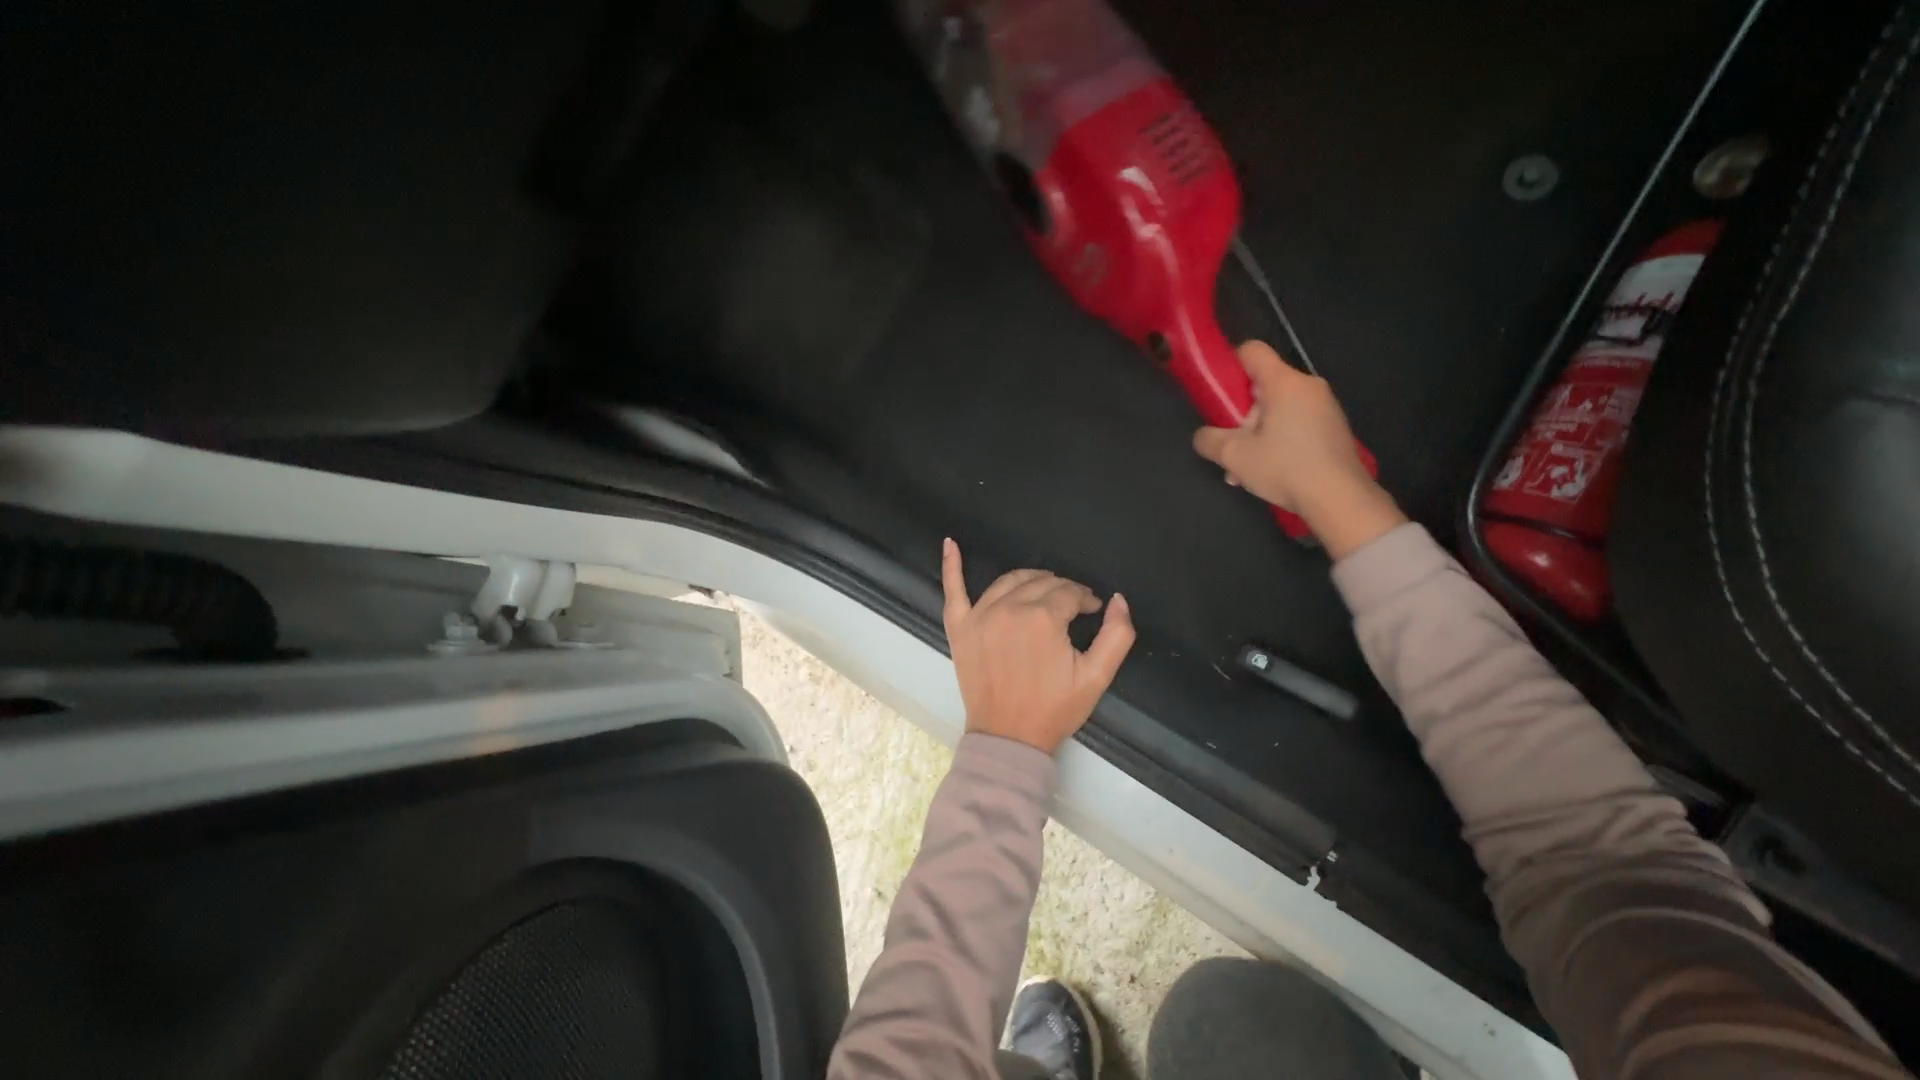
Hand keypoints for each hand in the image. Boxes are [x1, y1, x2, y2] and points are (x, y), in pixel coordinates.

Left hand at [940, 538, 1135, 753]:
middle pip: (1041, 584)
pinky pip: (953, 590)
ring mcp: (979, 616)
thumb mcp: (1097, 676)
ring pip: (1009, 582)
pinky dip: (952, 566)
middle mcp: (1009, 609)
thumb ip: (1117, 634)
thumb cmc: (1054, 709)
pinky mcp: (959, 627)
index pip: (1069, 593)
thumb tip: (1117, 600)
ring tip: (1044, 589)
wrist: (1009, 739)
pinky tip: (951, 543)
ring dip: (1030, 581)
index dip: (1085, 600)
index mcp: (1043, 618)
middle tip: (1072, 607)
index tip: (1092, 611)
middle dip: (1062, 591)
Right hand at [1192, 341, 1406, 558]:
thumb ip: (1209, 440)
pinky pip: (1298, 424)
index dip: (1230, 364)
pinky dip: (1280, 440)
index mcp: (1285, 382)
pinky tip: (1271, 471)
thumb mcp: (1234, 456)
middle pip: (1265, 386)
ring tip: (1248, 468)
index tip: (1219, 392)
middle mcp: (1309, 386)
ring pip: (1280, 409)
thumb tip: (1203, 436)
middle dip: (1244, 414)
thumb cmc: (1285, 467)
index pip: (1253, 351)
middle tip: (1235, 445)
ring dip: (1259, 433)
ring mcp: (1326, 407)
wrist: (1340, 498)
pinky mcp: (1334, 428)